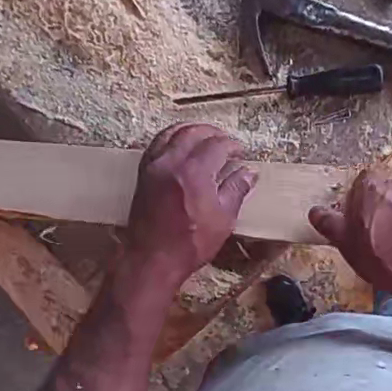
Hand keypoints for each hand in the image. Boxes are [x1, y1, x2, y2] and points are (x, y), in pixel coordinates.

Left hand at [125, 124, 256, 288]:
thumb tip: (248, 173)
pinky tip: (179, 147)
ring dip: (190, 131)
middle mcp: (171, 163)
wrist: (152, 259)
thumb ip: (236, 190)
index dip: (233, 146)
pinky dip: (170, 139)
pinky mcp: (143, 175)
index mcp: (194, 173)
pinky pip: (156, 145)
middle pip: (194, 132)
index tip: (241, 154)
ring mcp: (153, 167)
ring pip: (172, 133)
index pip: (218, 145)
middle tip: (226, 142)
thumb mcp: (223, 219)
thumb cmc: (189, 245)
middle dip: (213, 133)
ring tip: (204, 139)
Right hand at [309, 172, 391, 311]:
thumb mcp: (347, 246)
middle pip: (382, 193)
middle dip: (377, 210)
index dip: (355, 203)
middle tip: (372, 238)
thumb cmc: (386, 260)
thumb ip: (330, 224)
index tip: (353, 223)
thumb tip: (316, 212)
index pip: (359, 184)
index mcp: (372, 188)